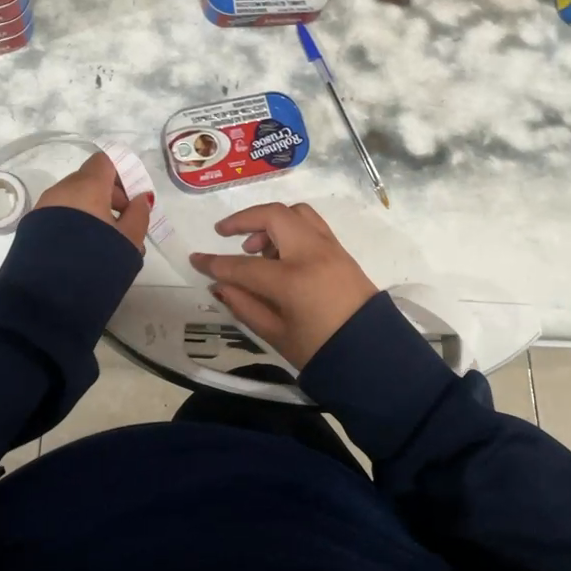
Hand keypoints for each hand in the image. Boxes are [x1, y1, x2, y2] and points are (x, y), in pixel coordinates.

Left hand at [33, 152, 151, 253]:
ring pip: (74, 199)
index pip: (105, 161)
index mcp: (87, 186)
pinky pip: (59, 215)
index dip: (123, 175)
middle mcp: (62, 190)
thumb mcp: (128, 240)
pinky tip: (84, 251)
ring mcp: (43, 207)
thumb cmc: (96, 261)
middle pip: (90, 180)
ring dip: (92, 213)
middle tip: (125, 225)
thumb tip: (141, 198)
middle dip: (110, 197)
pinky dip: (75, 223)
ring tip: (106, 244)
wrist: (46, 298)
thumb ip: (139, 214)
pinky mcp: (31, 228)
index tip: (132, 200)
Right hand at [192, 203, 378, 369]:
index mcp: (293, 280)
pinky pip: (311, 224)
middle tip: (225, 233)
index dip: (216, 264)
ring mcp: (330, 247)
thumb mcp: (277, 335)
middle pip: (273, 216)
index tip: (196, 260)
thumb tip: (220, 285)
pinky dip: (290, 228)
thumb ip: (245, 306)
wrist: (374, 357)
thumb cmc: (321, 352)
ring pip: (296, 213)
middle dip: (244, 220)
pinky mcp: (341, 250)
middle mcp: (312, 253)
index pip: (244, 265)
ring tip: (258, 248)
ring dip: (271, 221)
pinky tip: (281, 254)